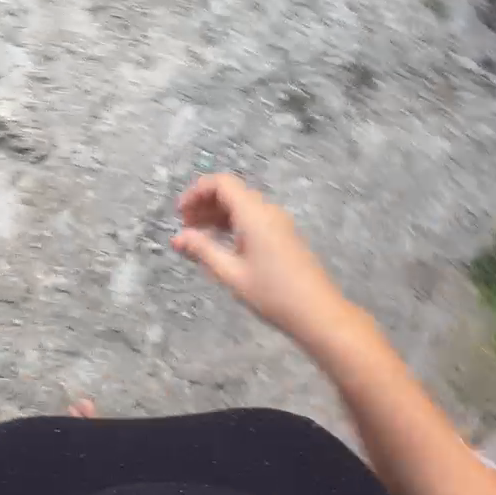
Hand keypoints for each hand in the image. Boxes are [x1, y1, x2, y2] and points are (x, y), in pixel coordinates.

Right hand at [172, 174, 356, 345]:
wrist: (317, 312)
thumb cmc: (272, 293)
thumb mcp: (231, 273)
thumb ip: (203, 251)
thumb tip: (177, 238)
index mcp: (254, 214)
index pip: (222, 183)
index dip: (197, 191)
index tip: (180, 213)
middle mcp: (267, 210)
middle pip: (232, 191)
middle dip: (205, 203)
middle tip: (185, 226)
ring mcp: (278, 221)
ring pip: (242, 205)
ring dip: (218, 214)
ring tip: (198, 236)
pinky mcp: (283, 234)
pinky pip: (253, 217)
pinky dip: (233, 223)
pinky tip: (221, 244)